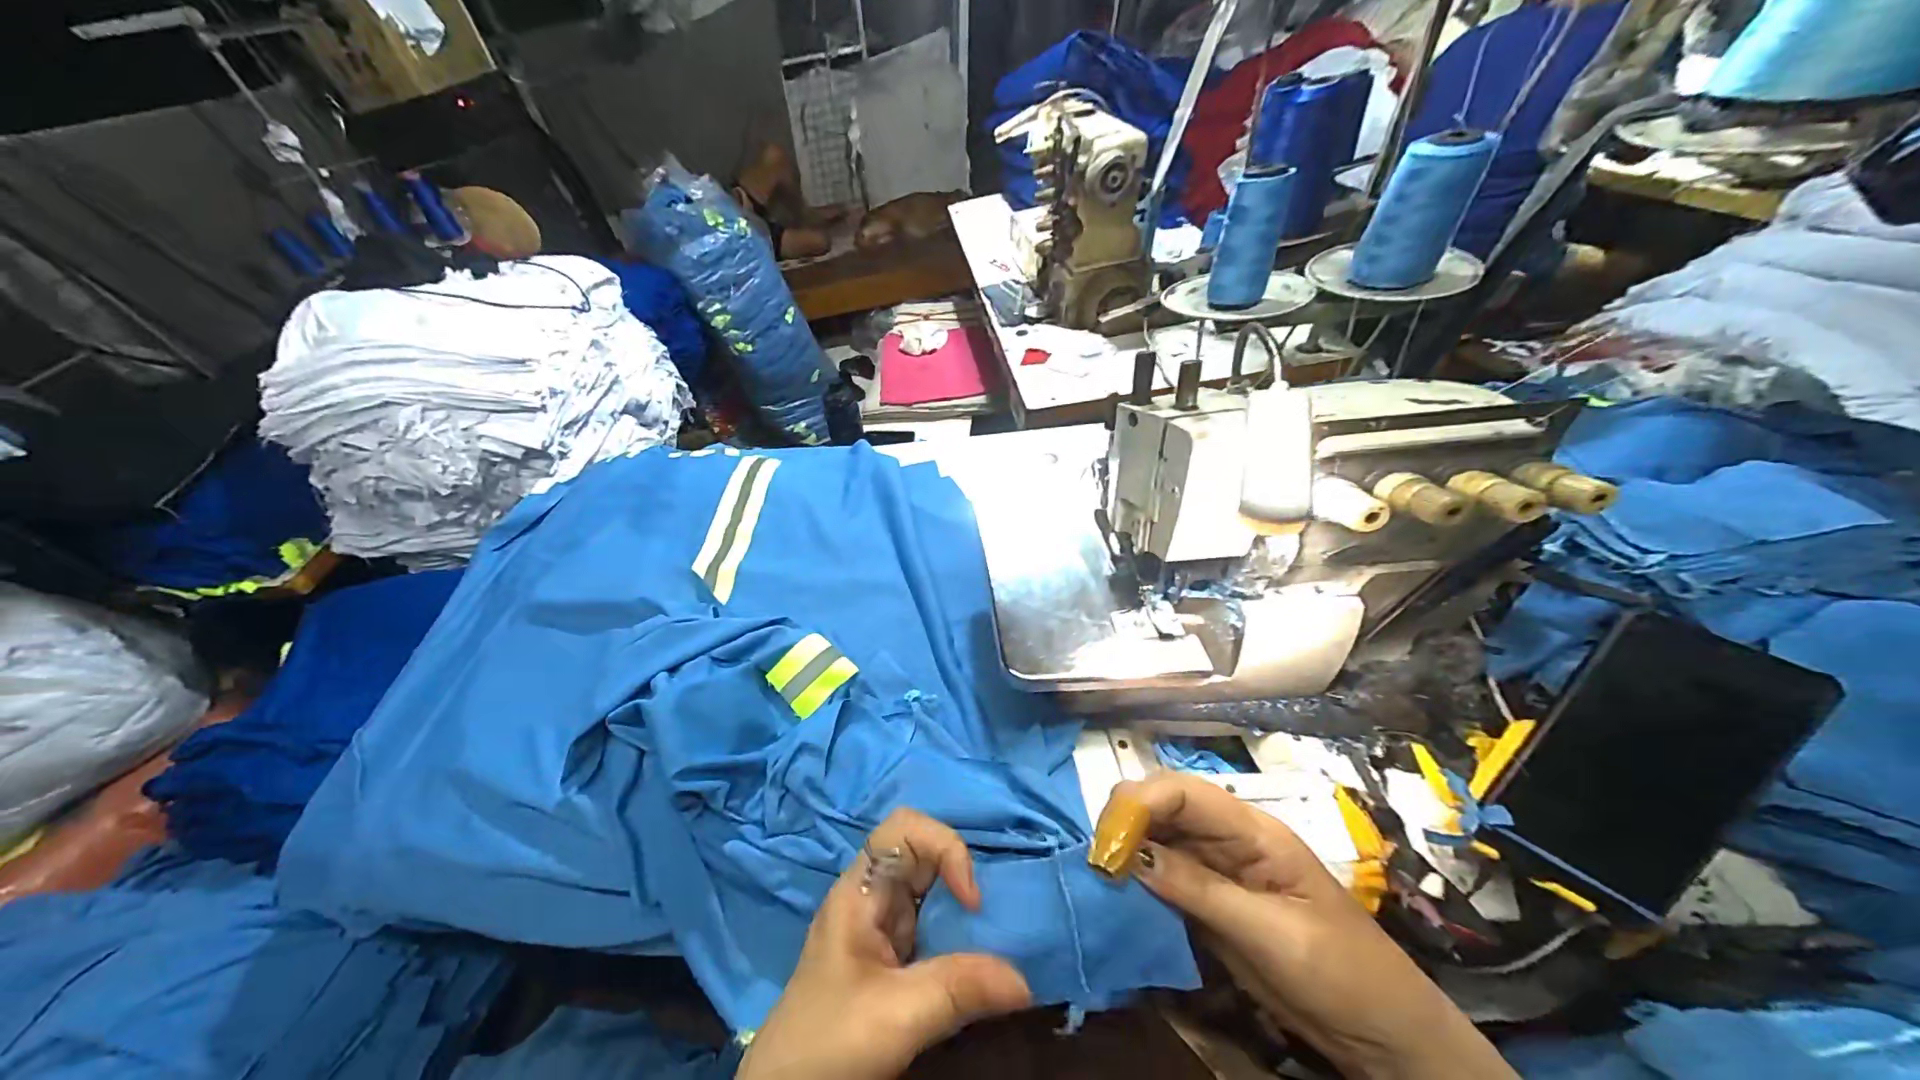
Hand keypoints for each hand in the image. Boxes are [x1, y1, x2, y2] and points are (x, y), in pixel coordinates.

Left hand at [738, 809, 1032, 1079]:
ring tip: (994, 943)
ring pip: (932, 894)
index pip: (905, 828)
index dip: (945, 846)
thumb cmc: (829, 1043)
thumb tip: (1026, 981)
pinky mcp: (891, 960)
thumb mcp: (896, 1015)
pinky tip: (977, 970)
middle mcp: (872, 898)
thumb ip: (959, 989)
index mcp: (861, 891)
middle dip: (963, 878)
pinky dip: (961, 941)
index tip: (971, 901)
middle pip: (924, 855)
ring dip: (965, 913)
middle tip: (990, 922)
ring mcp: (881, 929)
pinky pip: (934, 930)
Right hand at [1106, 775, 1514, 1079]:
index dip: (1139, 805)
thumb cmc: (1342, 974)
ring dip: (1126, 848)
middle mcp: (1229, 838)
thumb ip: (1202, 890)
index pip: (1183, 792)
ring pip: (1158, 836)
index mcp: (1254, 831)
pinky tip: (1120, 892)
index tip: (1107, 845)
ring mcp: (1218, 867)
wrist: (1382, 1032)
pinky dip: (1137, 877)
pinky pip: (1163, 873)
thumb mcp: (1272, 935)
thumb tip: (1132, 855)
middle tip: (1098, 862)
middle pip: (1164, 805)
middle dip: (1126, 821)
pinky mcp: (1209, 898)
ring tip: (1100, 876)